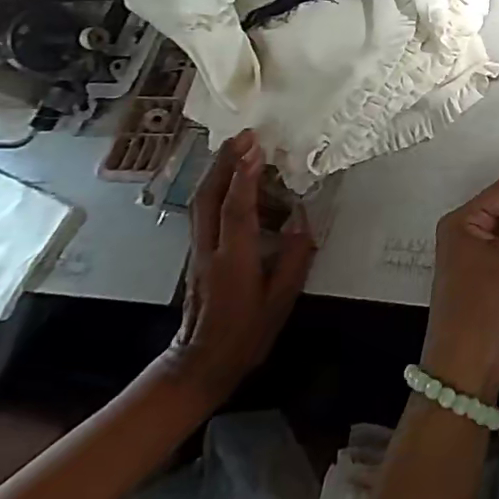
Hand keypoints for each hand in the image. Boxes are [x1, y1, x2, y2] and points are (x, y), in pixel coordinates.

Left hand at [160, 130, 317, 400]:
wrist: (201, 362)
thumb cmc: (246, 334)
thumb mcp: (281, 301)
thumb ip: (294, 258)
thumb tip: (302, 220)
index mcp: (232, 261)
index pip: (236, 210)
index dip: (245, 177)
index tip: (256, 149)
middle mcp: (209, 250)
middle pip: (208, 196)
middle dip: (224, 163)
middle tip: (245, 136)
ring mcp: (198, 251)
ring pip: (201, 201)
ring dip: (219, 171)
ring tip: (242, 150)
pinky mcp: (197, 254)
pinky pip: (204, 212)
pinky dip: (218, 189)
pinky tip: (236, 184)